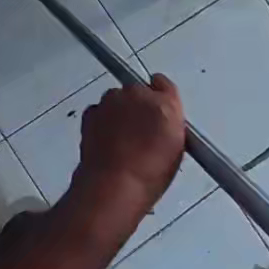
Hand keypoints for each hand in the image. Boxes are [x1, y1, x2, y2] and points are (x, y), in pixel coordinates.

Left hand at [69, 75, 184, 216]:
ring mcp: (113, 100)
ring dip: (118, 113)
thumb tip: (163, 123)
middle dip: (137, 105)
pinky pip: (98, 110)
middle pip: (138, 90)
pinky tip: (106, 142)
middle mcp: (139, 95)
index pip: (163, 84)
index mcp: (166, 104)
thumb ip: (169, 124)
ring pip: (116, 99)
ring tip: (120, 141)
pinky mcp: (93, 110)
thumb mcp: (175, 148)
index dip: (159, 96)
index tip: (156, 105)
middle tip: (138, 131)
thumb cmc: (148, 173)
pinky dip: (101, 121)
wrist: (116, 183)